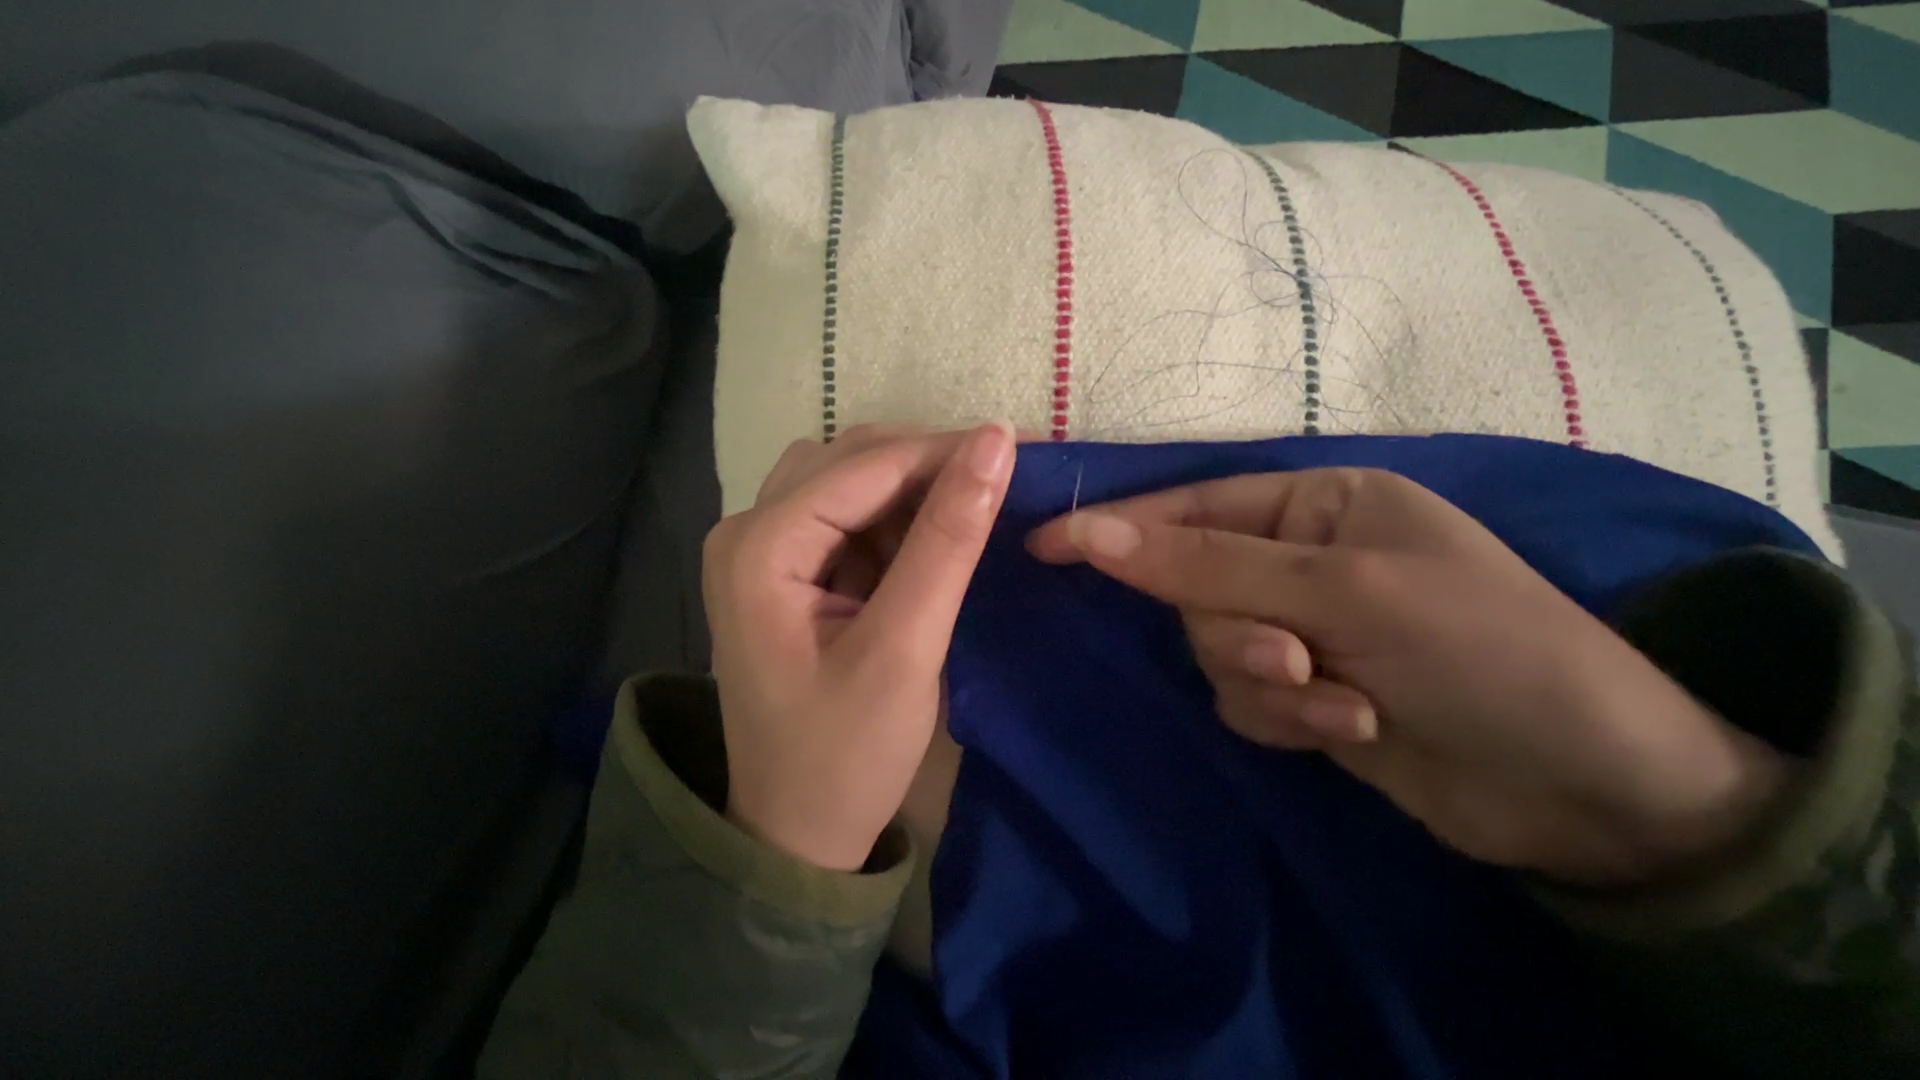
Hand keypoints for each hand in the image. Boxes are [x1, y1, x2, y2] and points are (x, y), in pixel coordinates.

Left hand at [703, 423, 1014, 871]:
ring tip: (977, 515)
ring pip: (851, 484)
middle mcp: (748, 531)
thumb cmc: (847, 755)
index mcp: (760, 546)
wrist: (797, 834)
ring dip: (915, 493)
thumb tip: (995, 441)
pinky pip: (847, 519)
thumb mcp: (905, 647)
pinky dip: (897, 524)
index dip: (947, 451)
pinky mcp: (785, 573)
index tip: (1027, 448)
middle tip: (1007, 481)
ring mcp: (762, 551)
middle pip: (851, 462)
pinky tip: (935, 546)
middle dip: (930, 467)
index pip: (866, 465)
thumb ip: (948, 541)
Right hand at [1028, 467, 1791, 885]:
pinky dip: (1290, 719)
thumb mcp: (1340, 589)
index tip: (1042, 548)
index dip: (1118, 528)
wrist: (1586, 785)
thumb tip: (1087, 531)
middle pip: (1197, 588)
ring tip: (1343, 703)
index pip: (1192, 506)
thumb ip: (1205, 563)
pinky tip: (1355, 729)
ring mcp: (1308, 628)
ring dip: (1269, 683)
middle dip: (1235, 632)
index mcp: (1320, 501)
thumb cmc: (1477, 647)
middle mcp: (1306, 557)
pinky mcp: (1312, 693)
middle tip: (1293, 659)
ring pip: (1217, 650)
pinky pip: (1248, 700)